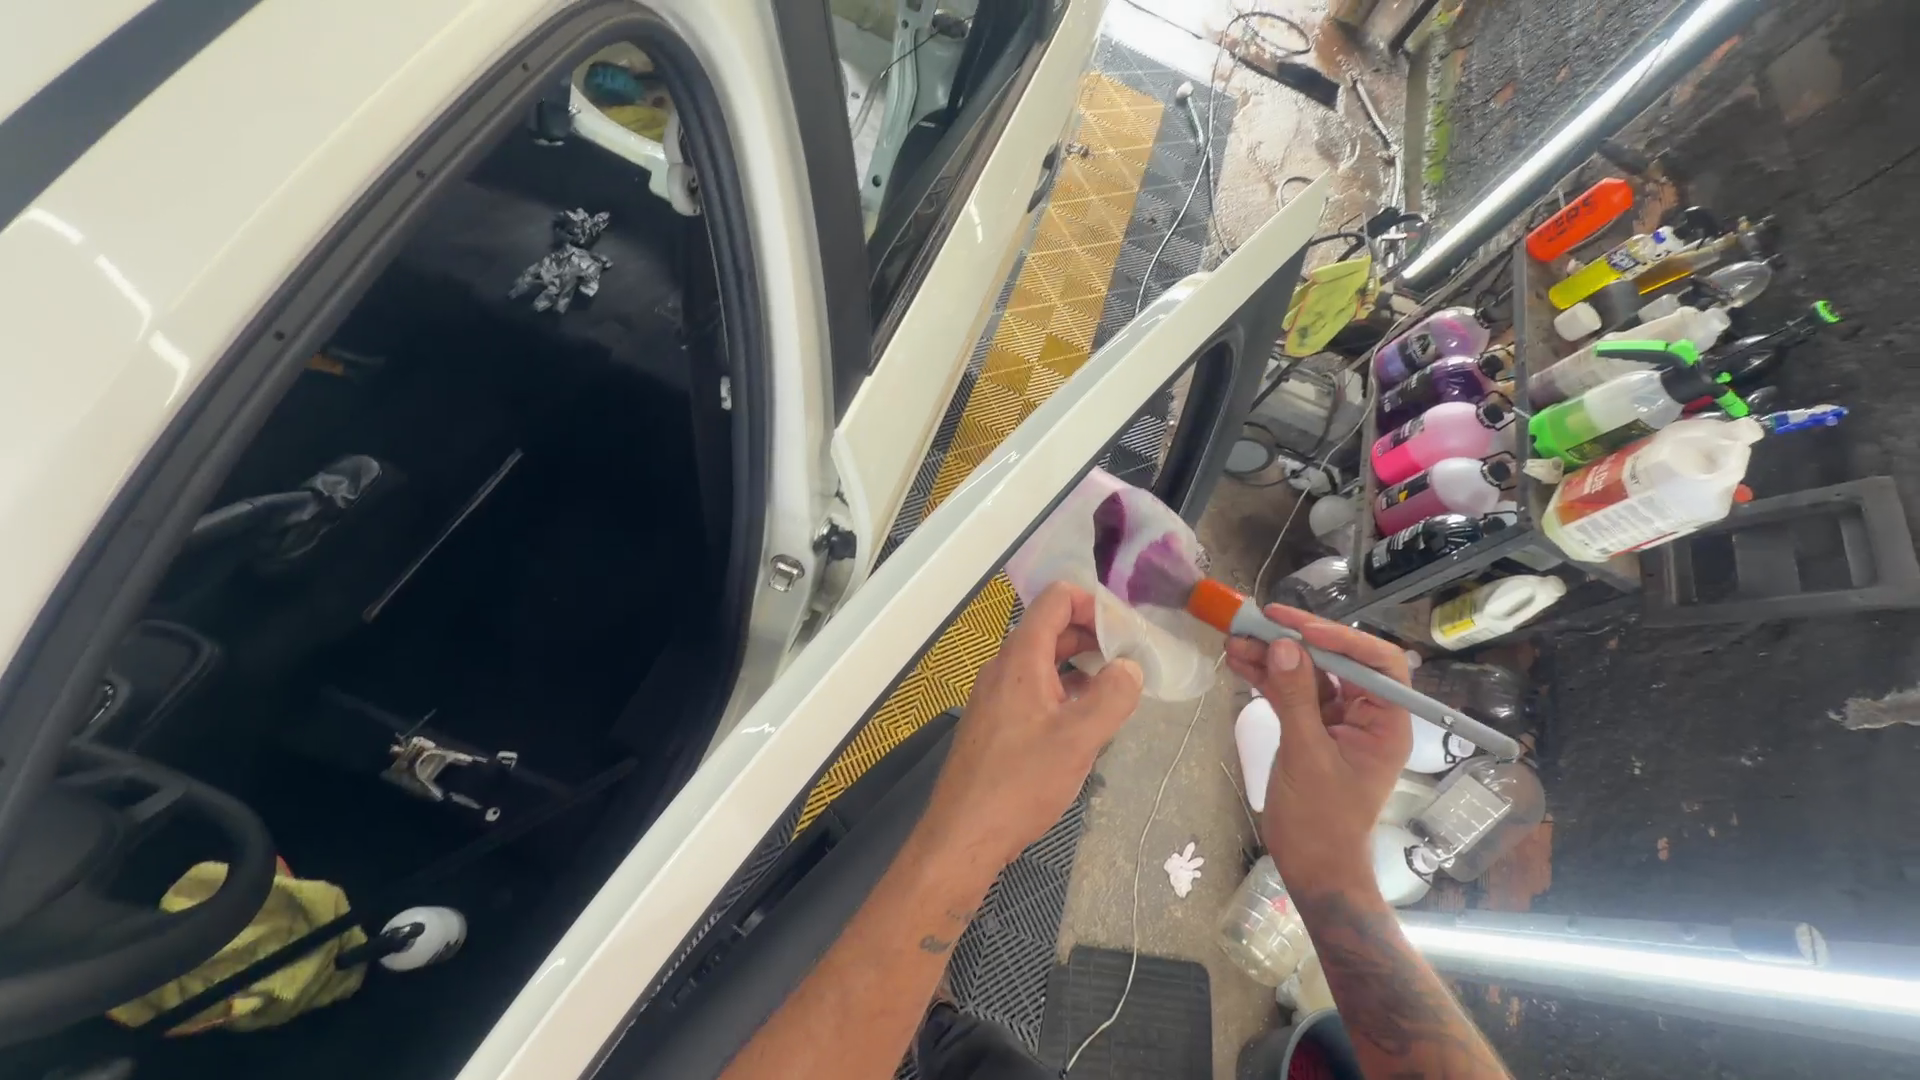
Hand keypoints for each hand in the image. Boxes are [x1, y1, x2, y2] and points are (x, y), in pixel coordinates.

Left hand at [920, 583, 1143, 871]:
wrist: (964, 833)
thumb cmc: (1020, 783)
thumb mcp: (1079, 740)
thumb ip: (1111, 697)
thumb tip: (1131, 666)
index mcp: (1020, 659)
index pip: (1055, 601)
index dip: (1093, 603)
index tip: (1126, 629)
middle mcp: (1004, 668)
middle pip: (1051, 629)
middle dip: (1093, 635)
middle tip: (1132, 657)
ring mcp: (996, 695)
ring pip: (1043, 661)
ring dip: (1081, 664)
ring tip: (1117, 686)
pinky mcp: (996, 721)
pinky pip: (1034, 688)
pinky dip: (1063, 689)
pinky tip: (1086, 716)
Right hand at [1225, 606, 1411, 894]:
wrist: (1312, 866)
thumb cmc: (1323, 820)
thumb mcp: (1308, 756)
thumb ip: (1295, 698)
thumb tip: (1282, 647)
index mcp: (1384, 721)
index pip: (1377, 663)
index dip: (1341, 638)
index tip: (1298, 627)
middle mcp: (1363, 714)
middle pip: (1335, 661)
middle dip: (1295, 641)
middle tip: (1257, 623)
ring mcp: (1334, 720)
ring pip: (1306, 673)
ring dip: (1272, 656)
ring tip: (1236, 640)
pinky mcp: (1308, 728)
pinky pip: (1288, 692)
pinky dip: (1264, 676)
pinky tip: (1239, 662)